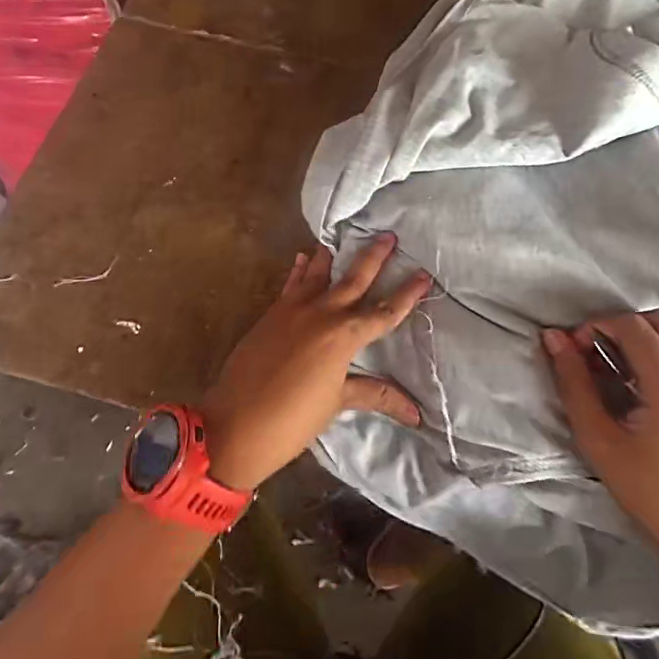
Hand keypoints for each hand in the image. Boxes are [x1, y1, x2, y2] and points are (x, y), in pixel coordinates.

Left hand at [201, 234, 431, 491]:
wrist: (234, 423)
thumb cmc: (292, 419)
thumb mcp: (336, 403)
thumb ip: (374, 395)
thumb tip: (416, 412)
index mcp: (343, 336)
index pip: (384, 312)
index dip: (407, 294)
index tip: (425, 274)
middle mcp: (321, 313)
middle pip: (353, 278)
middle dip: (373, 257)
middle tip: (388, 235)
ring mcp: (292, 309)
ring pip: (317, 273)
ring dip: (332, 256)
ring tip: (341, 237)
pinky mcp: (271, 313)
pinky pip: (291, 284)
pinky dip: (299, 271)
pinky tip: (302, 258)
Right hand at [541, 310, 658, 571]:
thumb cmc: (650, 495)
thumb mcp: (599, 440)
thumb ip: (574, 382)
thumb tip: (553, 337)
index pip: (636, 328)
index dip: (601, 325)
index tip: (580, 344)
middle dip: (629, 326)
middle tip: (603, 352)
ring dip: (655, 344)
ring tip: (631, 376)